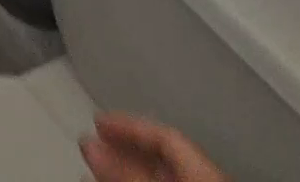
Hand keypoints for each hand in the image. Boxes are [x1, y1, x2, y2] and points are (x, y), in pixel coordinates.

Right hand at [79, 112, 228, 181]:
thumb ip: (129, 175)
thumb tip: (90, 144)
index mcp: (209, 178)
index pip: (169, 139)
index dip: (130, 126)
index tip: (97, 122)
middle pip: (164, 163)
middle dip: (123, 152)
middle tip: (92, 146)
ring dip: (123, 177)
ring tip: (92, 175)